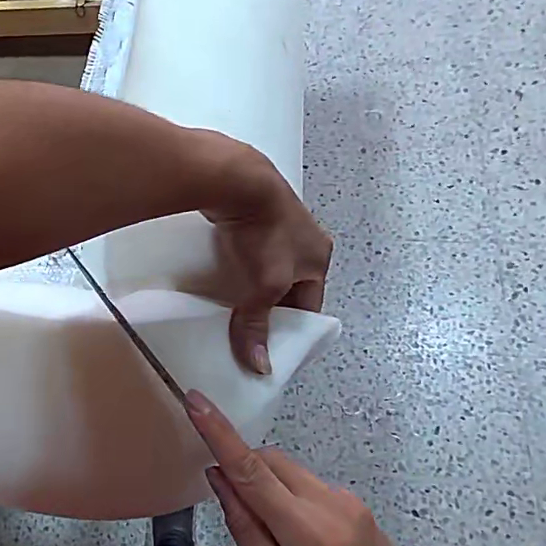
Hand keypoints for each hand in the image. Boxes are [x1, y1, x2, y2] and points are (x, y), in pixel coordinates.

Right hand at [185, 393, 545, 545]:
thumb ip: (245, 531)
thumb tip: (219, 479)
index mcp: (306, 530)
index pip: (250, 469)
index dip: (218, 432)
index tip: (196, 400)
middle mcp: (331, 503)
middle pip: (271, 462)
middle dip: (243, 470)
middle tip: (232, 512)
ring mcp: (350, 503)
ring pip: (291, 473)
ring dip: (268, 488)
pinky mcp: (359, 509)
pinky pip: (310, 488)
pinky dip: (290, 500)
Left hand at [201, 151, 331, 374]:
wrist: (238, 181)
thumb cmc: (265, 232)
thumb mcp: (265, 284)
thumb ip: (257, 322)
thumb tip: (258, 364)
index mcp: (320, 257)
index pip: (310, 304)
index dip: (292, 326)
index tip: (272, 345)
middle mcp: (306, 239)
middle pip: (290, 285)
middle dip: (271, 305)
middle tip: (250, 326)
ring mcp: (280, 223)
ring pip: (269, 266)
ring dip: (254, 284)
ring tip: (234, 302)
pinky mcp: (255, 213)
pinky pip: (252, 248)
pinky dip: (242, 263)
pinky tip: (225, 272)